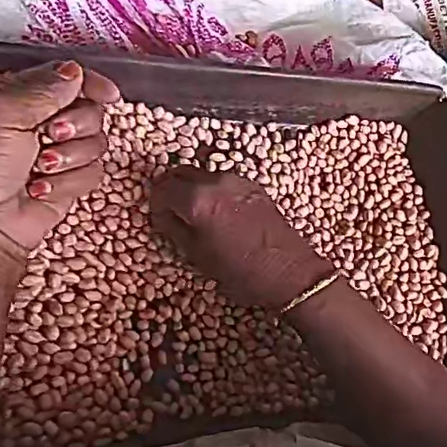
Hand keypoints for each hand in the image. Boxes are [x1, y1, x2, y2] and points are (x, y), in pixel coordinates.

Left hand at [0, 60, 111, 263]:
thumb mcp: (1, 113)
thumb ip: (42, 88)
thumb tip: (75, 72)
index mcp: (16, 97)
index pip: (64, 79)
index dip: (88, 83)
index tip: (108, 94)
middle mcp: (38, 123)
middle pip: (89, 111)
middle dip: (76, 125)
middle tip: (51, 135)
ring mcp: (56, 155)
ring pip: (96, 144)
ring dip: (71, 157)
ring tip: (41, 169)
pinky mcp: (68, 183)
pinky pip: (94, 173)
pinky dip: (70, 182)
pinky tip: (42, 188)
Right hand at [149, 167, 329, 307]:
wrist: (289, 273)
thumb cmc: (242, 272)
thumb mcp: (198, 256)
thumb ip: (175, 229)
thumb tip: (165, 217)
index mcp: (198, 199)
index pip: (162, 190)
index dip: (156, 205)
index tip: (159, 220)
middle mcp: (218, 182)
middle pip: (181, 173)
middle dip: (171, 190)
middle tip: (171, 213)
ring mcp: (239, 182)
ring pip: (204, 175)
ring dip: (193, 189)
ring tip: (195, 216)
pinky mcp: (256, 188)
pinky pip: (225, 182)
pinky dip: (214, 191)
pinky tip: (219, 214)